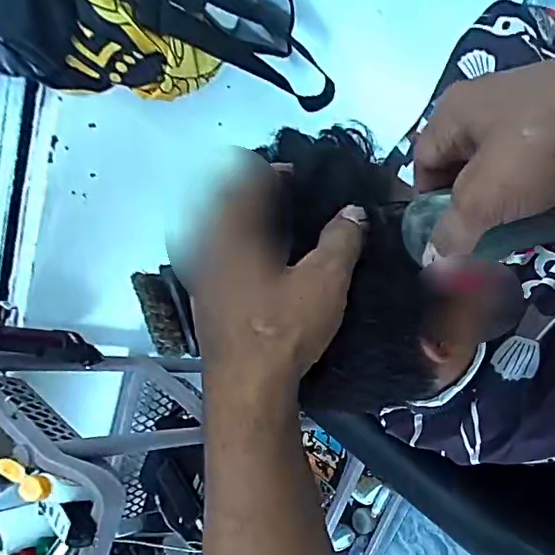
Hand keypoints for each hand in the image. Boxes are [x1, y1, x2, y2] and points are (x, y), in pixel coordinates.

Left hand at [188, 150, 362, 409]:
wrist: (248, 386)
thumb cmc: (283, 328)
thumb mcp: (325, 281)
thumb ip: (341, 240)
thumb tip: (354, 212)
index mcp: (230, 224)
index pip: (242, 168)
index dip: (278, 170)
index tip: (310, 187)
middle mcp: (205, 238)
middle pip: (227, 194)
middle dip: (265, 195)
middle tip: (302, 211)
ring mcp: (200, 268)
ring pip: (222, 226)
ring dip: (253, 223)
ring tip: (292, 240)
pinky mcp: (205, 294)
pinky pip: (220, 253)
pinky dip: (244, 249)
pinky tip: (274, 272)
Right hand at [413, 42, 554, 257]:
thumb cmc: (534, 149)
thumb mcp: (482, 199)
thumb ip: (454, 233)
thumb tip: (434, 264)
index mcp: (454, 111)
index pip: (422, 162)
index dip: (428, 203)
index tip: (445, 240)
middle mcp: (487, 107)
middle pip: (466, 170)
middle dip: (473, 210)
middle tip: (484, 244)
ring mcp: (531, 116)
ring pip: (506, 173)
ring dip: (509, 208)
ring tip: (520, 235)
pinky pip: (542, 171)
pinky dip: (541, 196)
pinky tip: (552, 216)